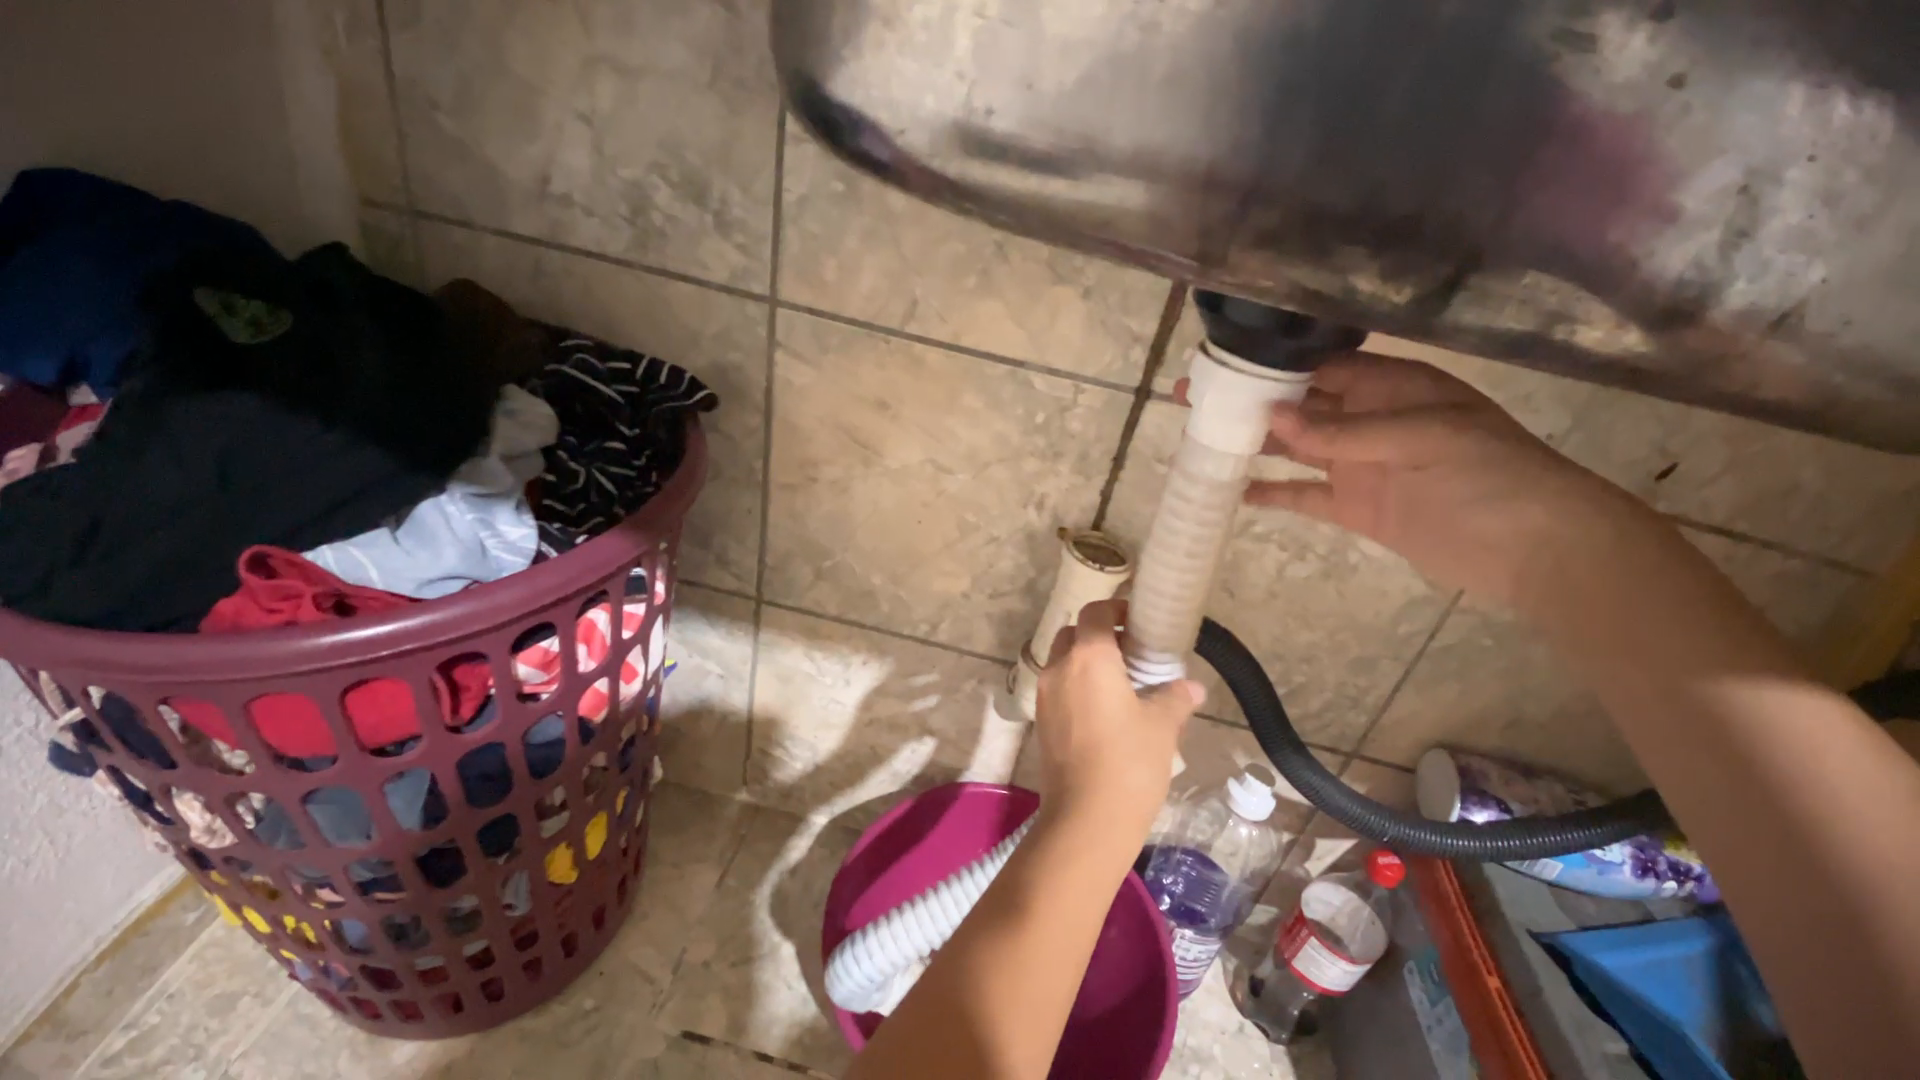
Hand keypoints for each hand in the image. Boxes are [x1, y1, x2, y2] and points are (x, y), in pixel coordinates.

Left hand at [1035, 600, 1203, 828]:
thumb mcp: (1162, 726)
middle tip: (1132, 652)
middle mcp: (1059, 669)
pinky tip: (1105, 711)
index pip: (1095, 613)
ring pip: (1063, 663)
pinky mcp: (1041, 723)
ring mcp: (1045, 697)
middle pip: (1073, 634)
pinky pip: (1059, 690)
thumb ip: (1175, 697)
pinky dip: (1077, 688)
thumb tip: (1192, 686)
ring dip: (1086, 662)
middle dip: (1099, 635)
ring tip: (1122, 683)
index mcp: (1088, 658)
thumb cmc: (1129, 762)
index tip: (1138, 620)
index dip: (1116, 609)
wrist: (1087, 818)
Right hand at [1181, 353, 1666, 615]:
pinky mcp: (1358, 508)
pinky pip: (1306, 495)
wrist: (1536, 548)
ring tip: (1201, 438)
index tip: (1221, 367)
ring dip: (1253, 443)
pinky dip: (1274, 493)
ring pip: (1296, 447)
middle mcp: (1371, 419)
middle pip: (1300, 404)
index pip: (1321, 367)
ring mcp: (1362, 465)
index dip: (1271, 366)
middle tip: (1190, 400)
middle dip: (1248, 401)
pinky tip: (1236, 491)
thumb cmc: (1489, 474)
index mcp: (1394, 387)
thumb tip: (1272, 417)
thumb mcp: (1422, 437)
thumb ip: (1344, 431)